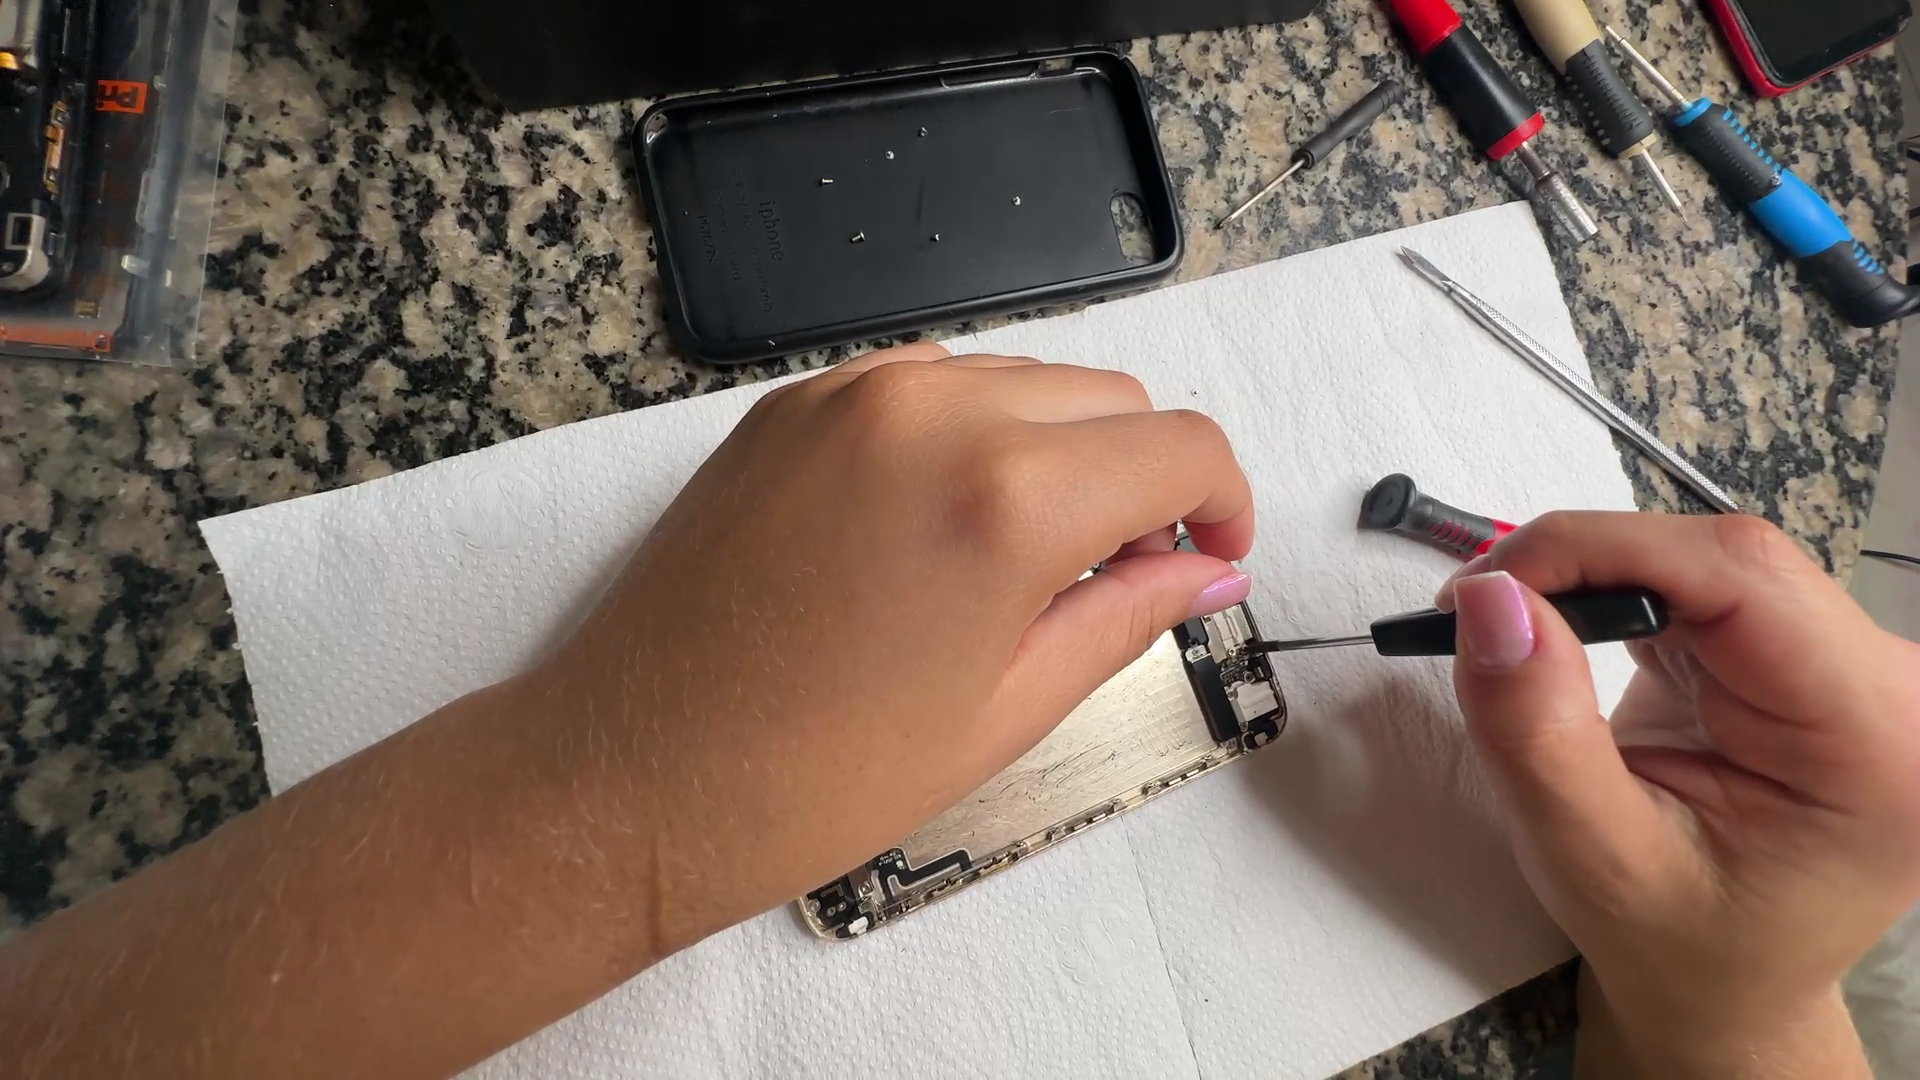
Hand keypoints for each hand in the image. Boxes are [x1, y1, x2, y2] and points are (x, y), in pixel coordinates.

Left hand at [0, 343, 1259, 1079]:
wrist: (626, 773)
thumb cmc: (824, 776)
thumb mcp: (1006, 710)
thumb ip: (1124, 616)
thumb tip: (1206, 570)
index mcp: (1005, 497)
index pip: (1179, 446)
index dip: (1221, 497)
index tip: (1211, 552)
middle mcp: (934, 408)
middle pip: (1109, 395)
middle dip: (1145, 472)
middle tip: (1124, 562)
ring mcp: (853, 389)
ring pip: (1023, 377)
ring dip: (1064, 445)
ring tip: (1033, 542)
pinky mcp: (794, 401)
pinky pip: (934, 384)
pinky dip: (979, 430)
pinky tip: (948, 510)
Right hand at [1436, 513, 1919, 1077]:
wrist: (1718, 973)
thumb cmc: (1666, 934)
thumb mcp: (1582, 847)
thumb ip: (1532, 726)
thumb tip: (1486, 597)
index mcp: (1875, 738)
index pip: (1736, 573)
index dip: (1591, 551)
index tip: (1475, 594)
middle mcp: (1884, 684)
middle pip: (1716, 554)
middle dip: (1571, 560)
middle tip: (1469, 614)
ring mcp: (1836, 665)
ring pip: (1690, 556)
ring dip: (1575, 573)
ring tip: (1498, 630)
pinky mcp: (1778, 658)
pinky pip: (1679, 583)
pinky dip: (1592, 590)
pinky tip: (1549, 632)